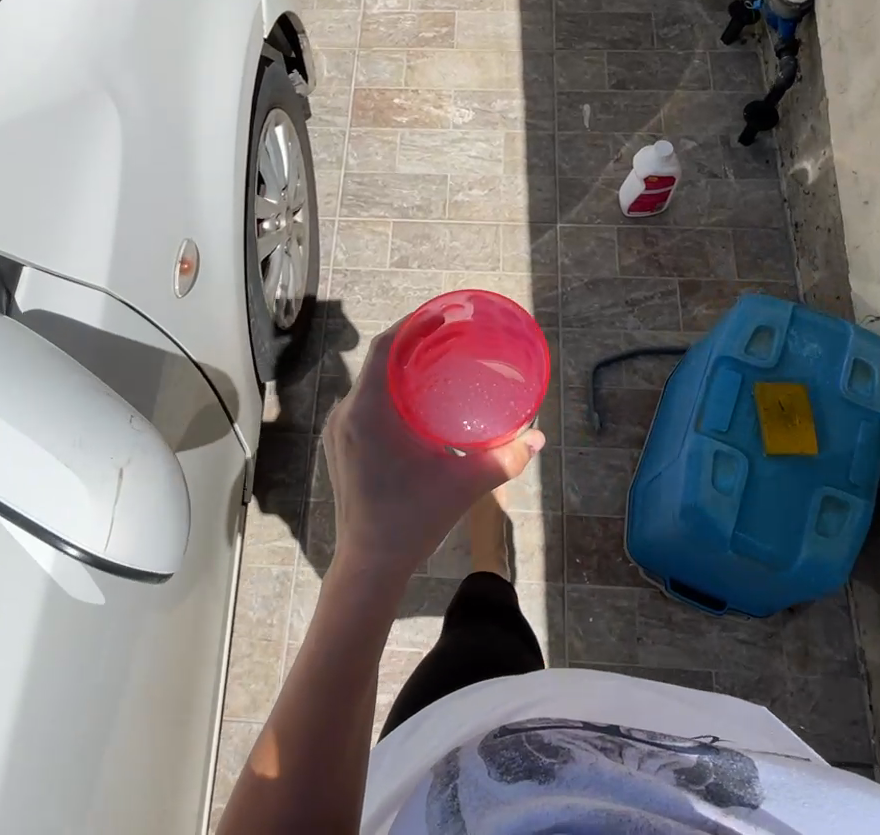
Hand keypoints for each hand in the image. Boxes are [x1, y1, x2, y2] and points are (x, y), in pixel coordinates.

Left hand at [320, 326, 545, 579]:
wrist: (369, 563)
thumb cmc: (413, 520)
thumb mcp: (464, 484)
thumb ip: (505, 458)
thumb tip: (540, 438)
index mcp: (369, 412)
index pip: (388, 348)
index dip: (415, 324)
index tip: (445, 315)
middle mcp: (347, 414)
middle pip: (379, 362)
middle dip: (413, 345)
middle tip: (450, 337)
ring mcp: (338, 431)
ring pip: (370, 384)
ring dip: (399, 370)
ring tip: (436, 365)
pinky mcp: (339, 446)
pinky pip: (363, 404)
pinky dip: (388, 393)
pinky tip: (414, 403)